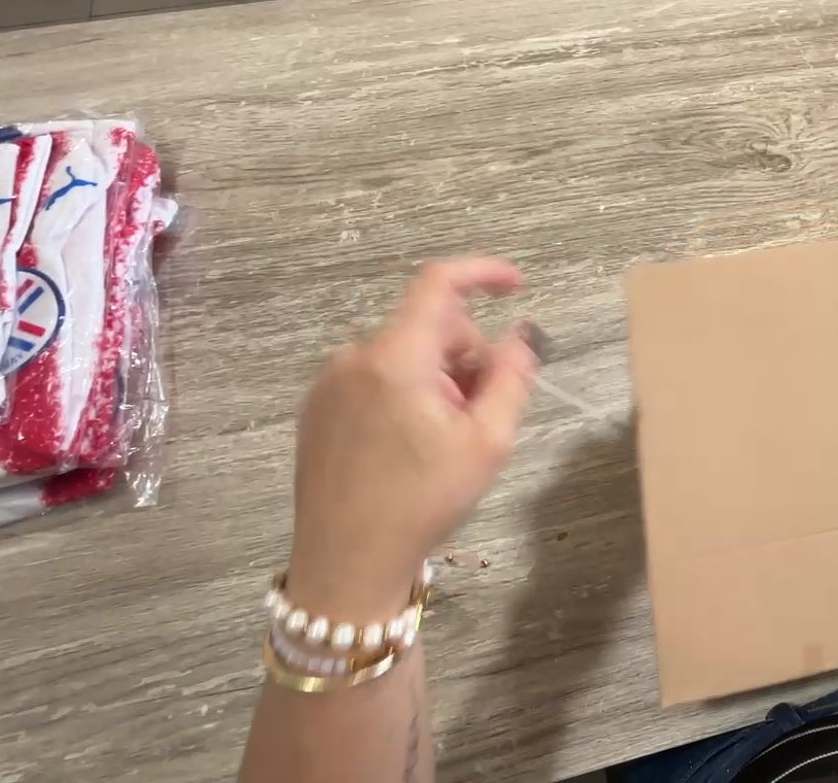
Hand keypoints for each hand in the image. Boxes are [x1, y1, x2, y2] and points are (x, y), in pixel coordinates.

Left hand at [286, 258, 535, 620]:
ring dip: (441, 377)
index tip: (519, 286)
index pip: (439, 283)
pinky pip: (378, 375)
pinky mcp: (317, 408)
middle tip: (483, 410)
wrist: (346, 565)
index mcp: (395, 359)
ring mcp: (329, 383)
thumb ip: (512, 375)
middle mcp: (354, 358)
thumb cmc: (424, 501)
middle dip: (468, 353)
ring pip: (407, 352)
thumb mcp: (488, 440)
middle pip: (430, 326)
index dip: (484, 272)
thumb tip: (520, 334)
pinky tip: (413, 442)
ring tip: (447, 435)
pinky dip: (409, 390)